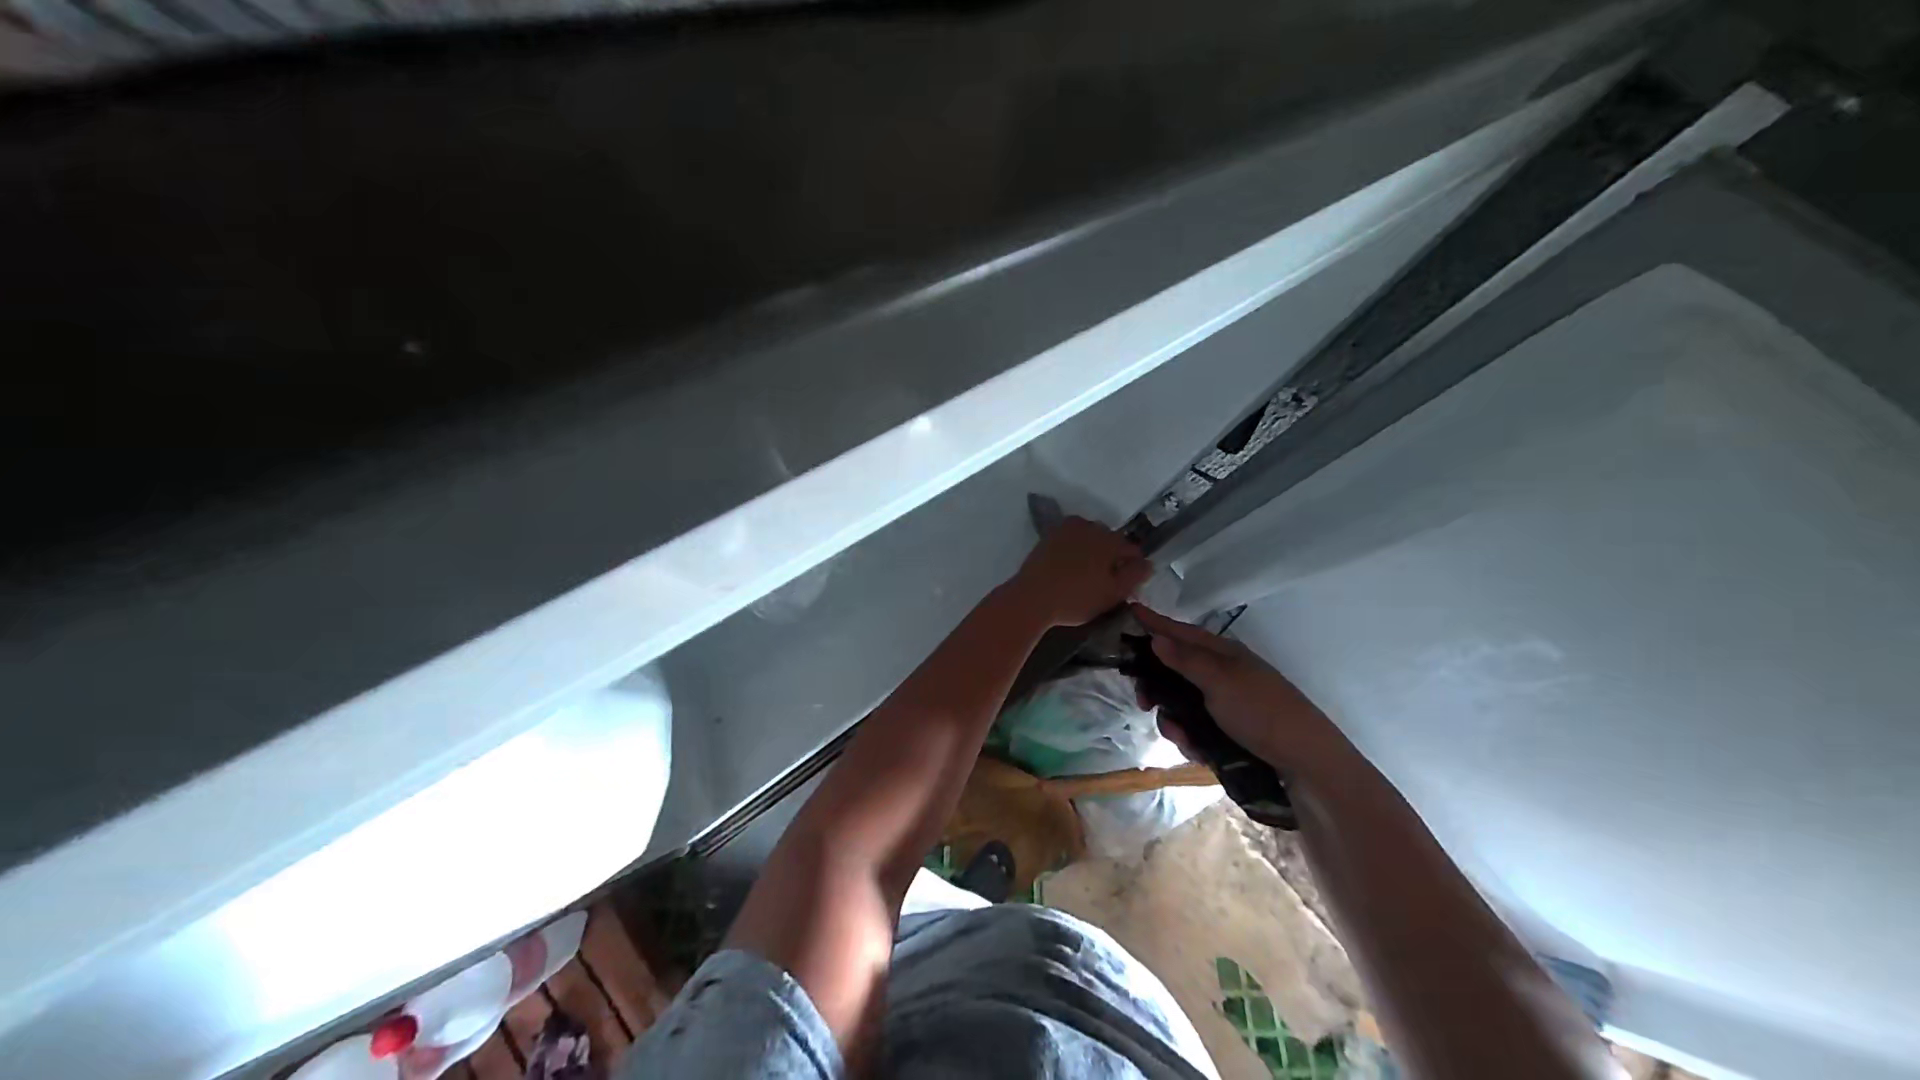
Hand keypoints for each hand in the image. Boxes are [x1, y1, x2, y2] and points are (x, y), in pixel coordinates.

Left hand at [1005, 517, 1151, 627]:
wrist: (1032, 598)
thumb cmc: (1076, 599)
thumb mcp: (1112, 594)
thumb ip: (1134, 576)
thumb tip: (1148, 563)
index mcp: (1110, 540)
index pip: (1132, 549)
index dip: (1132, 566)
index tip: (1124, 583)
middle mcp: (1090, 527)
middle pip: (1110, 539)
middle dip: (1111, 555)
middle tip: (1104, 579)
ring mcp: (1067, 528)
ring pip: (1090, 536)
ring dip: (1092, 549)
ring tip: (1085, 572)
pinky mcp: (1049, 535)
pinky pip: (1071, 537)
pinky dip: (1074, 546)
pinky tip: (1069, 564)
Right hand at [1131, 604, 1351, 776]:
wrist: (1305, 764)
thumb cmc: (1263, 712)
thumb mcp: (1221, 682)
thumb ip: (1186, 661)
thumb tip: (1156, 639)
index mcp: (1223, 655)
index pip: (1181, 633)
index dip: (1155, 623)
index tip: (1129, 610)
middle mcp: (1221, 676)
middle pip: (1173, 671)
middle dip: (1155, 686)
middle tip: (1143, 701)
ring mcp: (1223, 705)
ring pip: (1179, 704)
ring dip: (1173, 720)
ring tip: (1181, 736)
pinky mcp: (1225, 733)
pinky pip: (1192, 729)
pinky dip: (1189, 738)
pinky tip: (1196, 749)